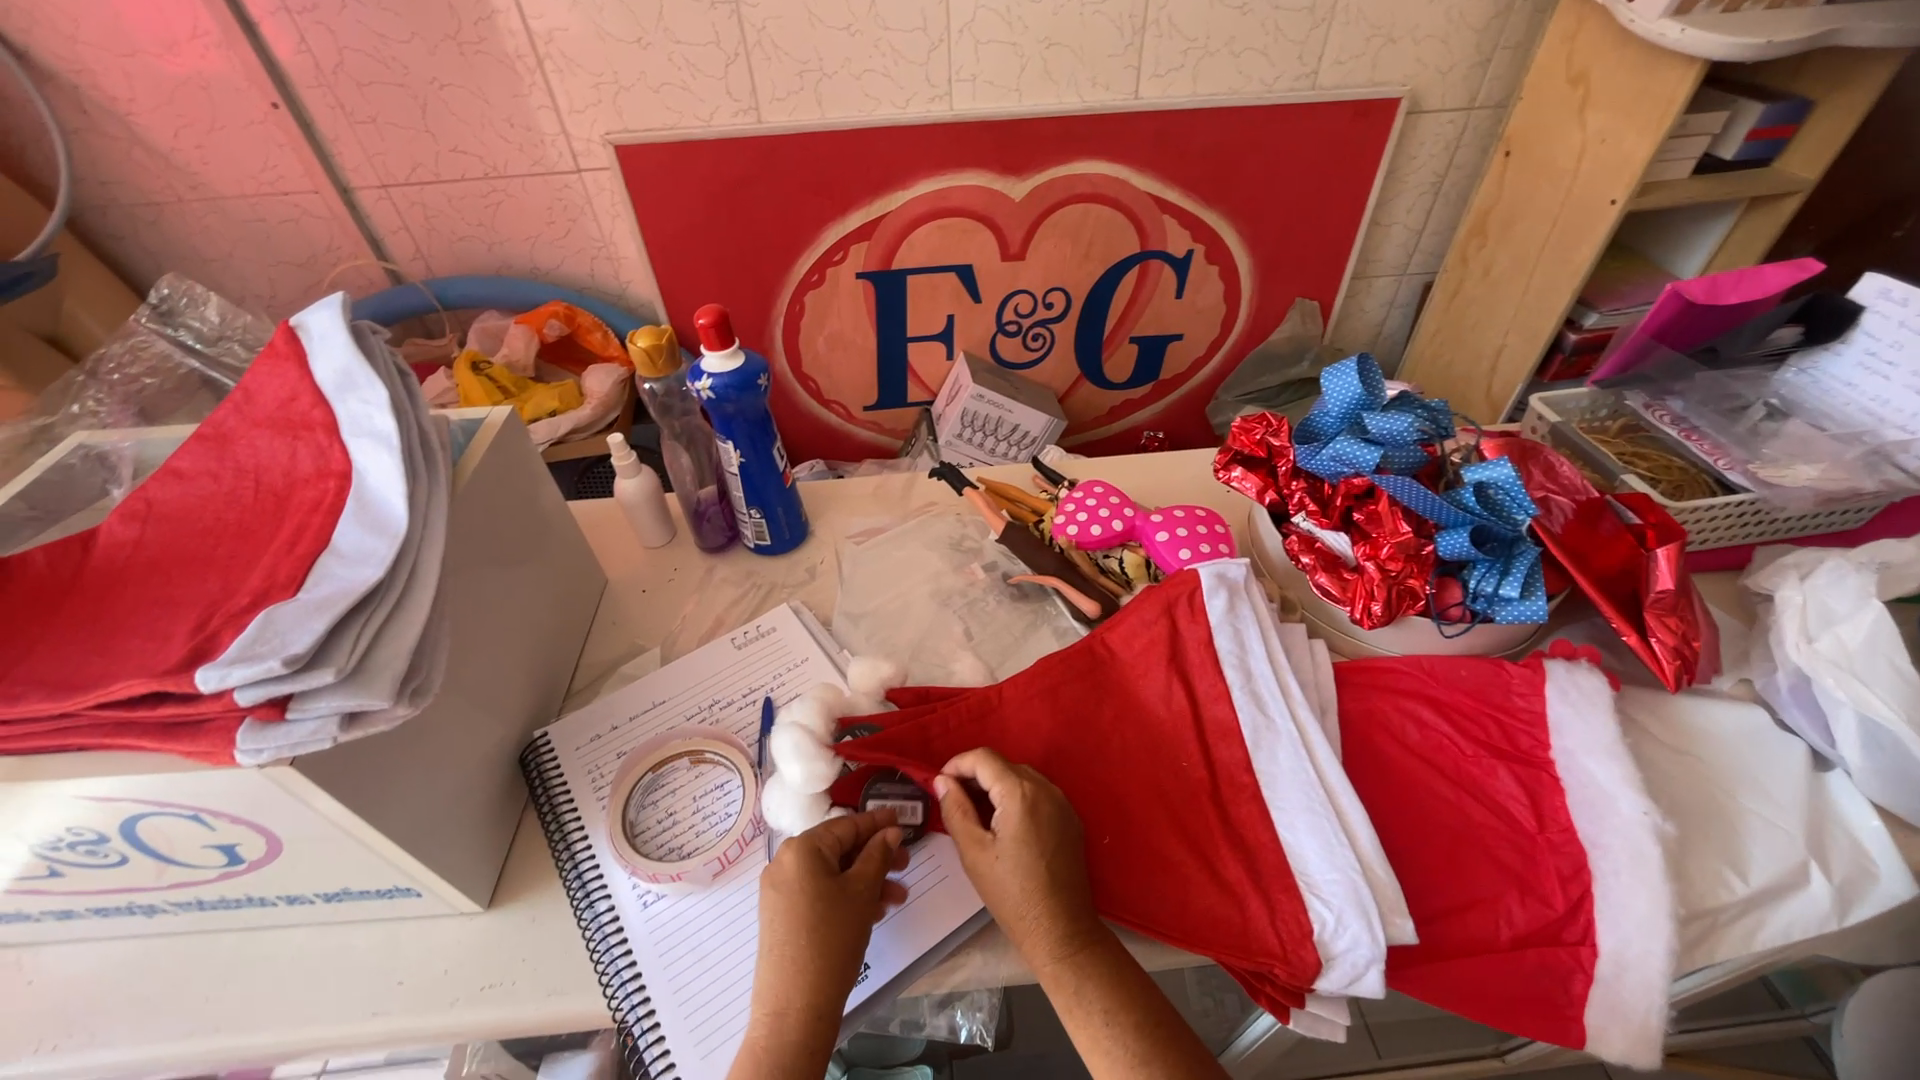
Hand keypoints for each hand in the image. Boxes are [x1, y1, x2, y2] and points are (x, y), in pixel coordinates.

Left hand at [748, 809, 909, 1028]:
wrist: (795, 1007)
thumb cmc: (832, 938)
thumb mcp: (862, 892)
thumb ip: (878, 855)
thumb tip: (890, 831)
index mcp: (801, 848)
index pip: (846, 825)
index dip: (877, 822)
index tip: (901, 819)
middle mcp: (784, 862)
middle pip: (838, 849)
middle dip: (875, 857)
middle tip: (906, 865)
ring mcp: (779, 891)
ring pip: (831, 874)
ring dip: (866, 881)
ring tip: (897, 899)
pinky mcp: (781, 916)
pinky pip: (819, 893)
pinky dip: (846, 897)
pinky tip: (873, 913)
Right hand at [934, 748, 1101, 969]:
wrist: (1061, 930)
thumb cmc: (1012, 895)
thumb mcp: (973, 852)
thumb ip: (955, 809)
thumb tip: (942, 781)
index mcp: (1021, 793)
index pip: (984, 758)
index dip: (957, 764)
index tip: (940, 783)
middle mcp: (1046, 788)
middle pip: (1004, 765)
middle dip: (975, 775)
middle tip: (953, 800)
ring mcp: (1063, 802)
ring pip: (1022, 777)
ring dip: (996, 785)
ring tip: (975, 812)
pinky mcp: (1071, 819)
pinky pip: (1039, 794)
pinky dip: (1017, 797)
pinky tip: (1004, 823)